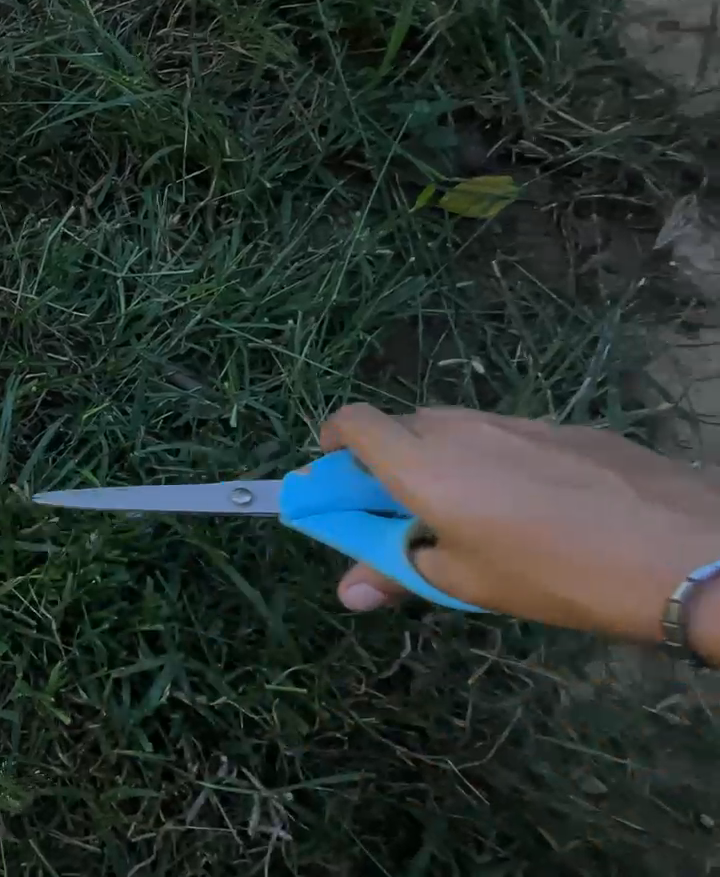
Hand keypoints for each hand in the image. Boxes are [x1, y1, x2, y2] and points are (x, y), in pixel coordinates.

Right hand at [322, 405, 719, 657]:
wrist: (700, 556)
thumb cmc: (557, 573)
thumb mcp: (467, 583)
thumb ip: (395, 573)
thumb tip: (348, 595)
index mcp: (417, 463)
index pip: (350, 422)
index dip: (334, 440)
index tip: (339, 471)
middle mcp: (457, 430)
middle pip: (401, 425)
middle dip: (390, 455)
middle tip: (408, 502)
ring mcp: (518, 423)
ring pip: (458, 429)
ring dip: (447, 456)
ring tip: (481, 505)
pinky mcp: (571, 429)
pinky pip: (512, 436)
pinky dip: (503, 458)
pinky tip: (545, 502)